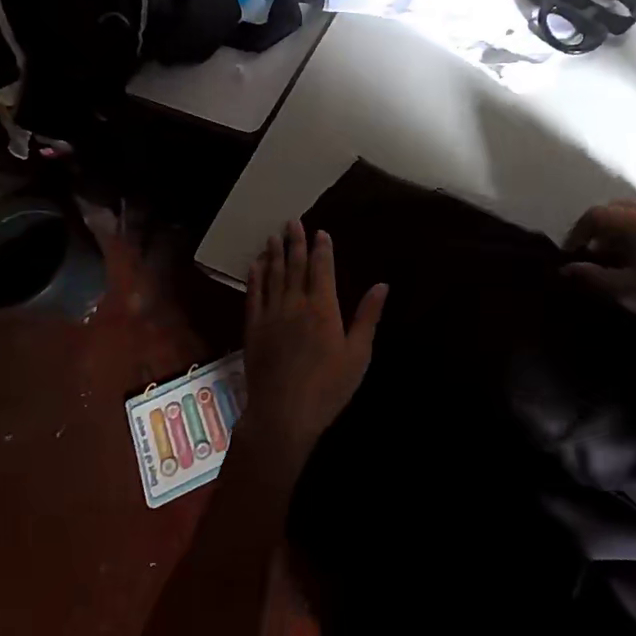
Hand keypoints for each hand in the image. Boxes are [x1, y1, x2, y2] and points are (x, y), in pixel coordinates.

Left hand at [242, 220, 388, 460]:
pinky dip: (255, 278)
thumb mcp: (358, 354)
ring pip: (272, 276)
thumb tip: (382, 285)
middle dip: (295, 242)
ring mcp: (271, 315)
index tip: (320, 232)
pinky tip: (255, 265)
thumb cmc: (329, 387)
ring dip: (274, 254)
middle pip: (294, 266)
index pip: (322, 269)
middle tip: (292, 221)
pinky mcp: (253, 329)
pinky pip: (253, 296)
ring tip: (274, 235)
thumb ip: (368, 317)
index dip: (321, 248)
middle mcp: (295, 304)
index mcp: (323, 308)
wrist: (283, 414)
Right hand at [562, 200, 635, 354]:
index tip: (569, 258)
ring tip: (611, 267)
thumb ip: (595, 278)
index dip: (577, 233)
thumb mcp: (633, 294)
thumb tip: (566, 269)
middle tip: (587, 262)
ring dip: (619, 237)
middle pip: (618, 212)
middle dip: (598, 233)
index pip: (598, 214)